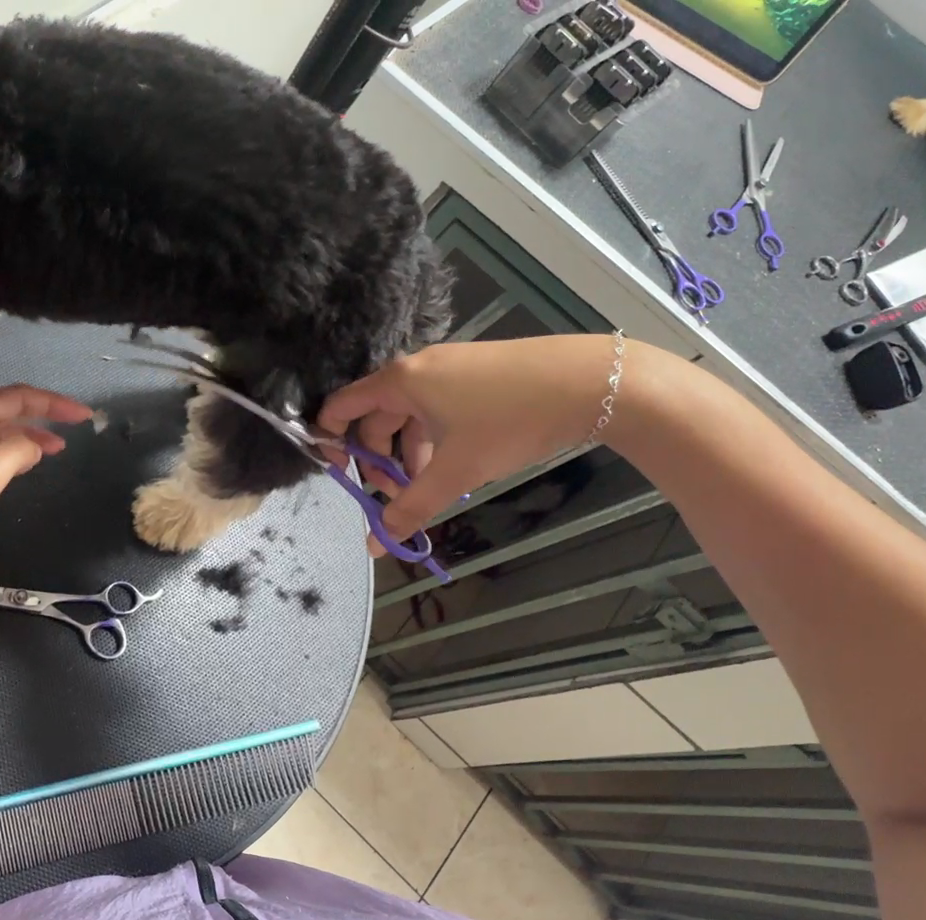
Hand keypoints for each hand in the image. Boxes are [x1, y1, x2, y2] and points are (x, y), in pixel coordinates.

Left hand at [0, 385, 90, 580]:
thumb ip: (15, 454)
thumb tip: (36, 443)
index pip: (17, 397)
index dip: (52, 401)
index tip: (82, 414)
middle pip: (9, 410)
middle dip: (44, 414)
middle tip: (76, 426)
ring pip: (1, 432)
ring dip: (30, 435)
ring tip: (58, 449)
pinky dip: (14, 452)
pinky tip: (27, 464)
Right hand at [317, 335, 655, 548]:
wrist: (596, 382)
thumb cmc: (510, 421)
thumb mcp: (456, 471)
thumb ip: (410, 508)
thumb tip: (375, 546)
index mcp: (399, 381)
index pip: (340, 407)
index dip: (330, 442)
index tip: (341, 476)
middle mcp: (417, 369)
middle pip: (374, 418)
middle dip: (377, 461)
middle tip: (395, 496)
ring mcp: (448, 368)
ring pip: (408, 417)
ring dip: (408, 456)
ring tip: (429, 488)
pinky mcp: (476, 374)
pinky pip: (435, 409)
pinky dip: (433, 440)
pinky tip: (456, 466)